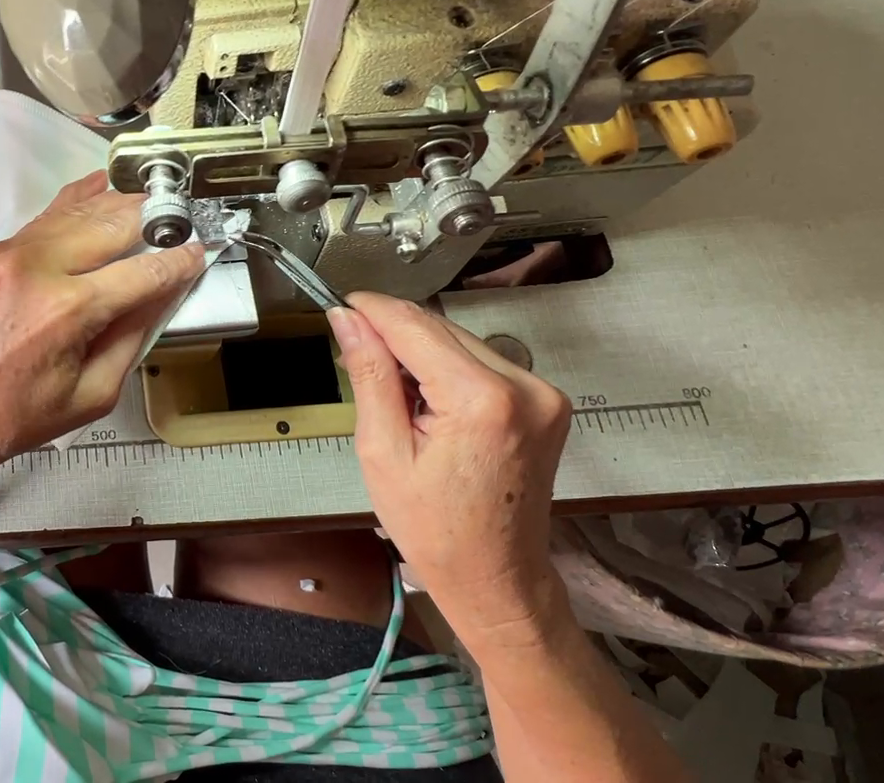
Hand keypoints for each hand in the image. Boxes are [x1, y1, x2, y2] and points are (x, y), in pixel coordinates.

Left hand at [0, 171, 205, 484]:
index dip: (179, 261)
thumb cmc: (13, 418)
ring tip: (152, 201)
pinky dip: (80, 200)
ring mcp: (12, 252)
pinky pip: (49, 215)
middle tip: (182, 218)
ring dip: (120, 203)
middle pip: (114, 223)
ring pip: (81, 210)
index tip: (201, 250)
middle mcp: (40, 267)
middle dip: (154, 218)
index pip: (143, 271)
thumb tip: (162, 296)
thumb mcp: (91, 395)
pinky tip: (102, 188)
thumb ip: (132, 339)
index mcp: (68, 310)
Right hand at [329, 293, 571, 647]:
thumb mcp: (381, 450)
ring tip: (392, 393)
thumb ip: (369, 374)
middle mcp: (524, 386)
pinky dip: (445, 367)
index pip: (414, 325)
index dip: (371, 309)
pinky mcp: (545, 400)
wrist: (496, 577)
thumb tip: (348, 319)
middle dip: (392, 334)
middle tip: (353, 356)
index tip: (339, 305)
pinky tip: (426, 400)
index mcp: (482, 400)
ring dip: (418, 351)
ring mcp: (542, 392)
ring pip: (458, 340)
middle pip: (439, 327)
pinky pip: (481, 360)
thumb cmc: (433, 528)